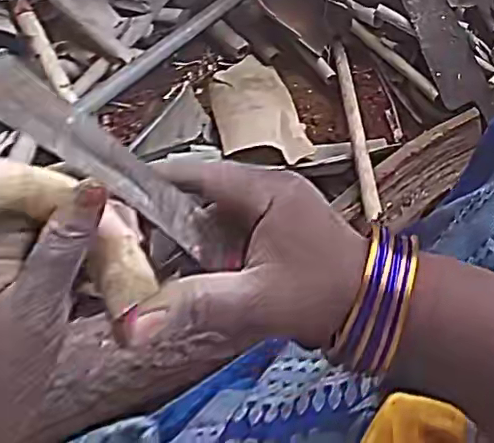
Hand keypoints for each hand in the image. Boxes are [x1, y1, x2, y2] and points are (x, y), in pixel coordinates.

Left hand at [0, 187, 107, 442]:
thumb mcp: (38, 305)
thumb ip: (64, 243)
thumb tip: (92, 185)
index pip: (41, 192)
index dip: (84, 194)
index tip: (122, 209)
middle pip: (53, 217)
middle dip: (95, 225)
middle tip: (130, 243)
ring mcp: (2, 284)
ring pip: (60, 246)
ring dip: (95, 253)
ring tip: (124, 268)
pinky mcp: (15, 309)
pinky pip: (56, 274)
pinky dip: (84, 278)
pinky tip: (105, 292)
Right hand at [120, 161, 365, 352]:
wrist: (369, 303)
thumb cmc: (322, 291)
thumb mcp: (255, 298)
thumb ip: (196, 304)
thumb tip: (137, 320)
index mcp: (267, 189)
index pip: (202, 173)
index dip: (160, 181)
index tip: (124, 193)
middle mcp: (270, 188)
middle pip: (206, 192)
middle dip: (169, 214)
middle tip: (133, 238)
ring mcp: (276, 207)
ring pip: (217, 212)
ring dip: (189, 234)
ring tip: (154, 258)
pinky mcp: (278, 227)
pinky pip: (234, 228)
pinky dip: (210, 246)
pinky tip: (193, 272)